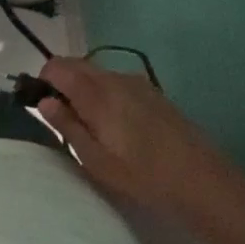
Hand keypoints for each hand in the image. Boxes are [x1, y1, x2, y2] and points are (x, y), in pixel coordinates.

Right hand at [36, 56, 212, 207]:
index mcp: (96, 93)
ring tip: (91, 125)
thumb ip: (67, 126)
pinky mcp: (152, 91)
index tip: (44, 105)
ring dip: (84, 88)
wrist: (201, 178)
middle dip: (62, 82)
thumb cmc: (142, 174)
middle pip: (76, 65)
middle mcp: (114, 78)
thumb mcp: (95, 159)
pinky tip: (117, 124)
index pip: (57, 66)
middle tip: (64, 118)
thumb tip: (45, 101)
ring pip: (96, 73)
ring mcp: (136, 82)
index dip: (44, 80)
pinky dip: (105, 92)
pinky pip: (116, 82)